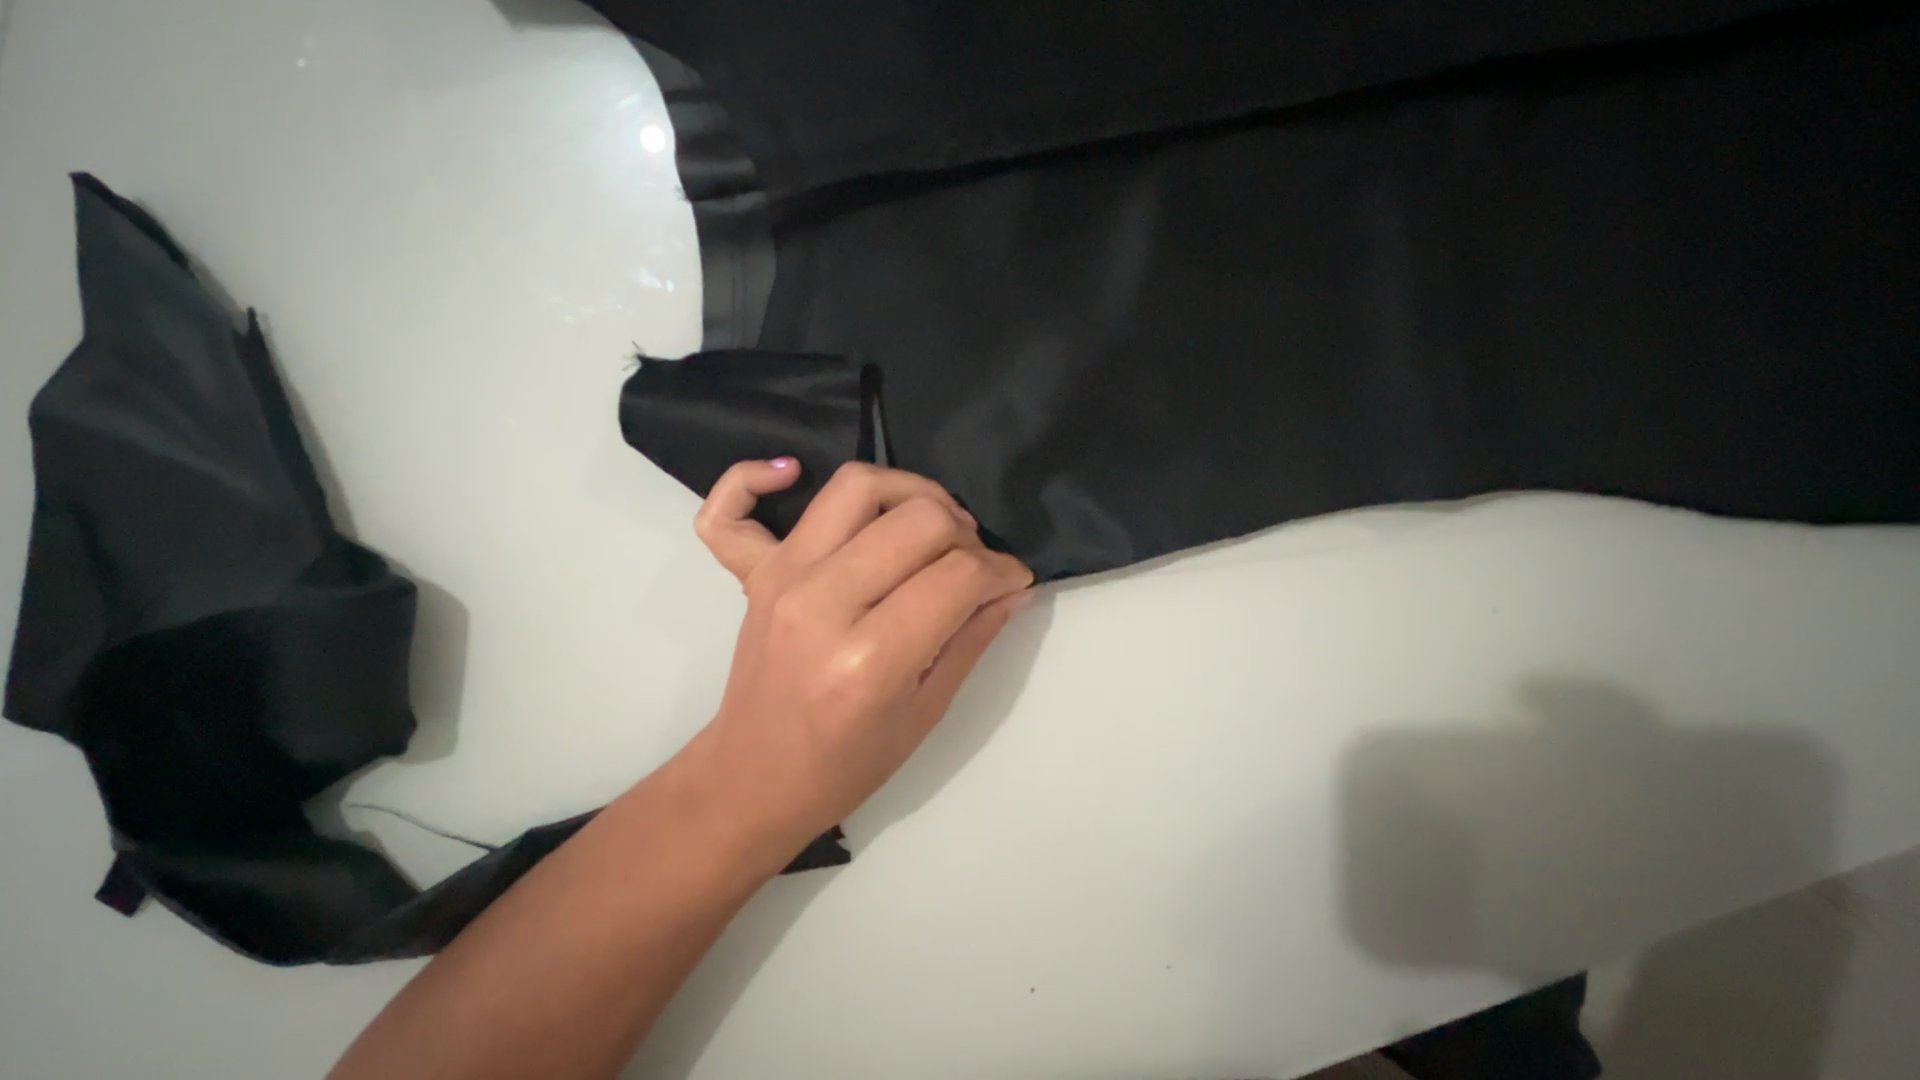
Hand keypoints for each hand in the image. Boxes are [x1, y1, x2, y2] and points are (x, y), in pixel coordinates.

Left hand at [679, 459, 1033, 866]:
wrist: (755, 778)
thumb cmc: (846, 764)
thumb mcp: (926, 713)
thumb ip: (973, 638)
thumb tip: (1013, 586)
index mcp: (870, 660)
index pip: (958, 575)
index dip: (1002, 571)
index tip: (1012, 581)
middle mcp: (821, 604)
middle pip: (918, 520)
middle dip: (966, 535)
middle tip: (973, 566)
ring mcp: (780, 579)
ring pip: (856, 488)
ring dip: (910, 493)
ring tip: (929, 525)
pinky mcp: (753, 573)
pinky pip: (730, 510)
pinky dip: (754, 479)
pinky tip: (791, 473)